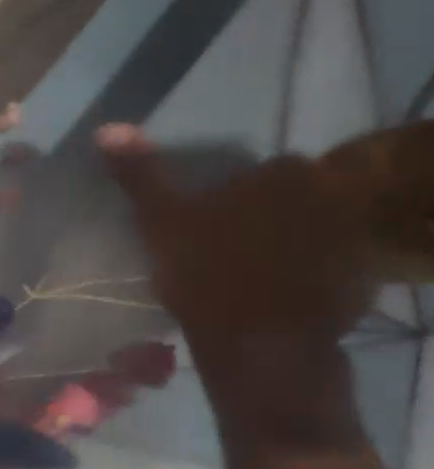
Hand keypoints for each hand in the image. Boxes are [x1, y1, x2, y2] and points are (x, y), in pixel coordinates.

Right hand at [97, 124, 370, 444]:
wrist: (258, 342)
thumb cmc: (204, 275)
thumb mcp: (159, 222)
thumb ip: (139, 176)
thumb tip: (108, 126)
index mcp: (284, 174)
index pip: (254, 176)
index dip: (225, 202)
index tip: (201, 231)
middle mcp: (332, 193)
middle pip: (287, 201)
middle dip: (261, 221)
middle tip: (222, 255)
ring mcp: (353, 235)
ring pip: (307, 233)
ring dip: (282, 249)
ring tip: (243, 282)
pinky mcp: (361, 276)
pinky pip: (326, 267)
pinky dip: (302, 278)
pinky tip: (270, 300)